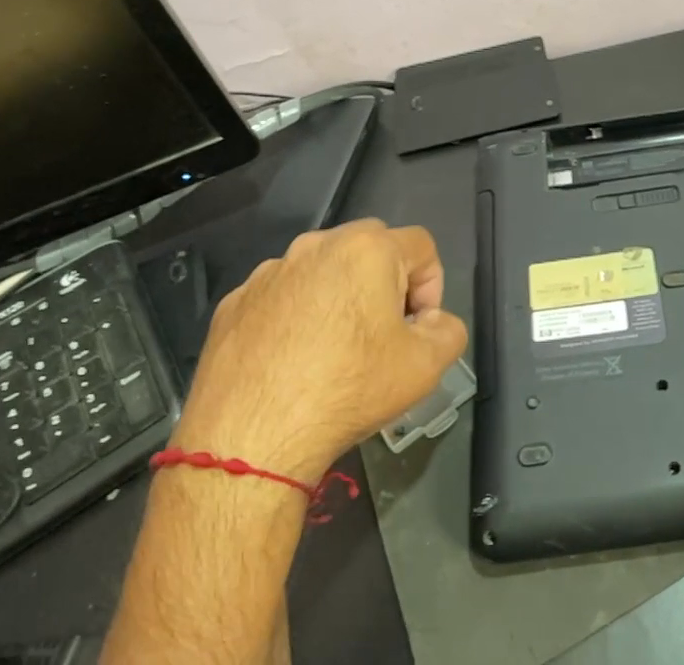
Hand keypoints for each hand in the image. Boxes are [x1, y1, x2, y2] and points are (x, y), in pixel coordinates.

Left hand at [168, 219, 467, 482]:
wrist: (252, 436)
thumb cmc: (350, 389)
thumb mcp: (427, 366)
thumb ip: (449, 330)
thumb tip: (431, 322)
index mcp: (367, 249)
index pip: (422, 248)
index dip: (432, 289)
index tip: (418, 332)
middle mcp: (315, 246)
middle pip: (370, 249)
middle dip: (386, 285)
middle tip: (383, 336)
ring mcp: (268, 273)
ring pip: (322, 273)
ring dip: (338, 299)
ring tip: (334, 353)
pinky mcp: (234, 303)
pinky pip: (281, 298)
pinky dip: (295, 319)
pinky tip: (293, 363)